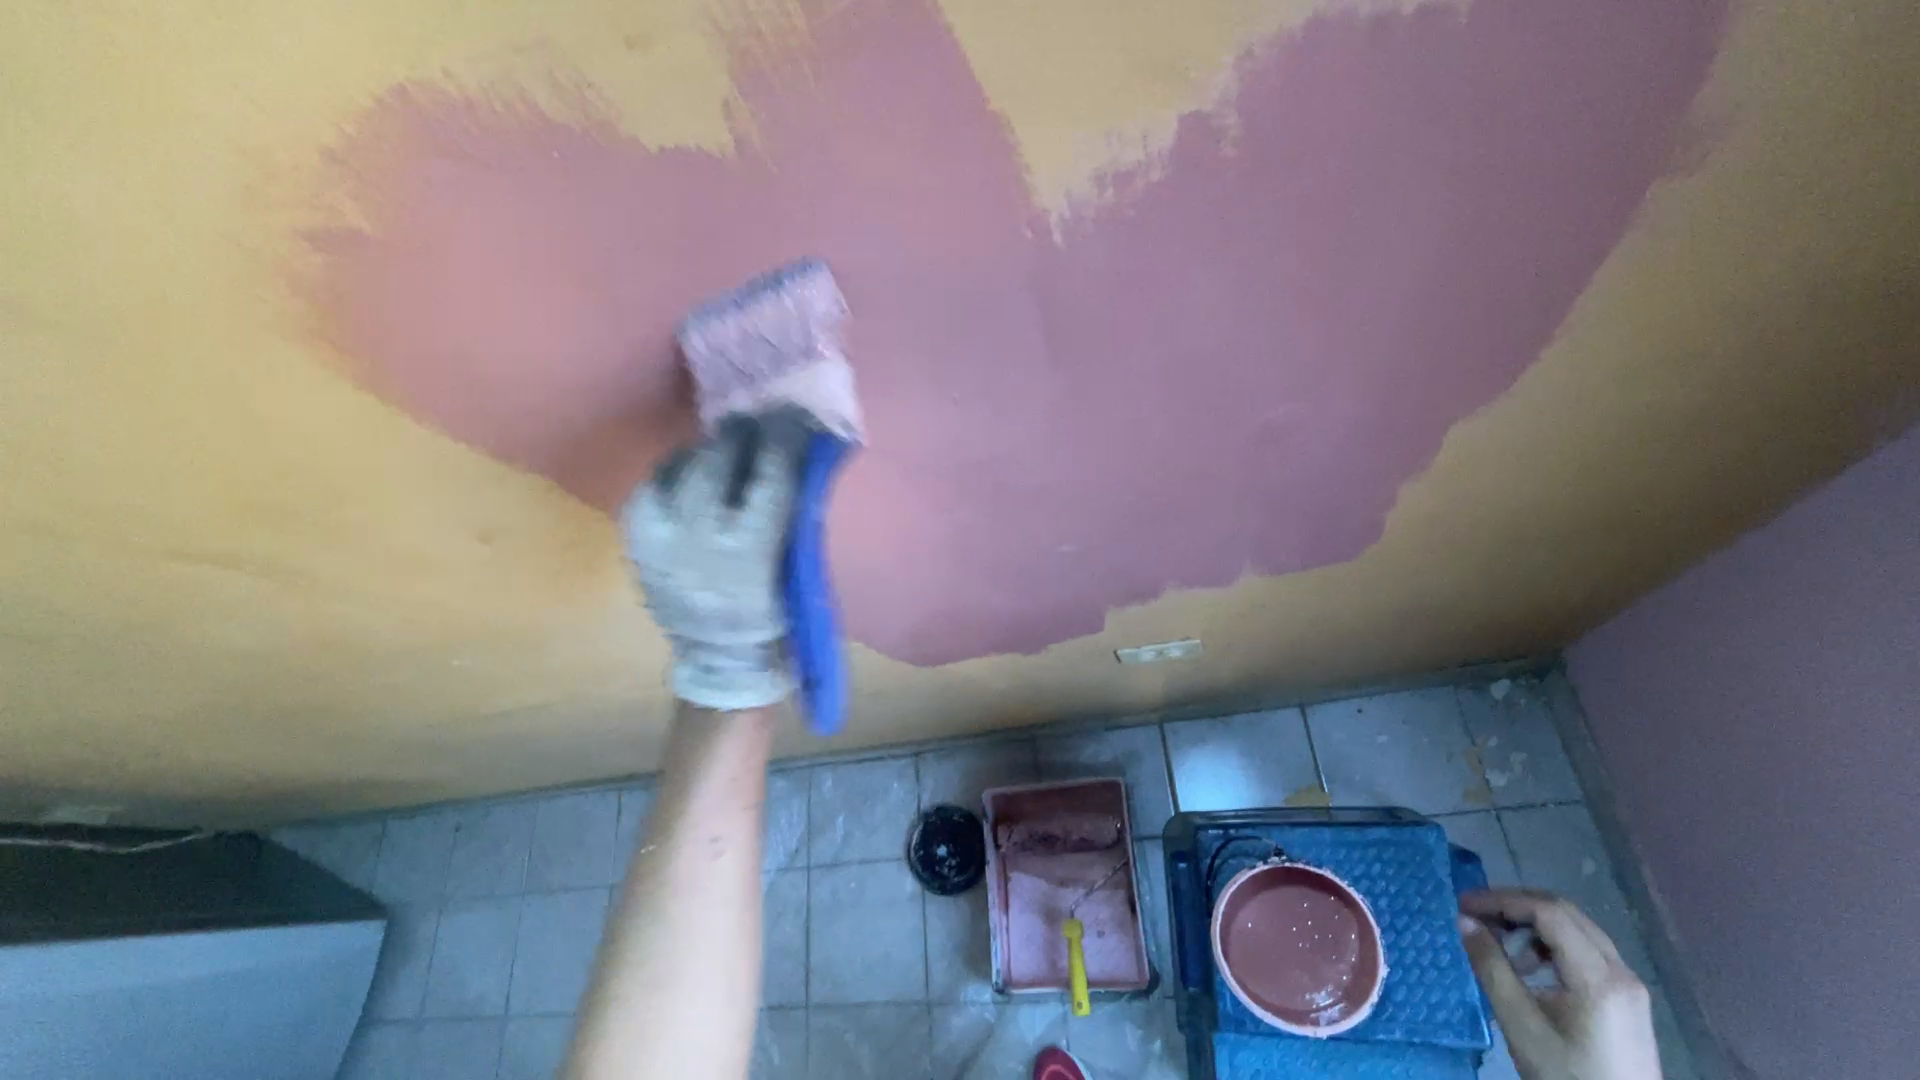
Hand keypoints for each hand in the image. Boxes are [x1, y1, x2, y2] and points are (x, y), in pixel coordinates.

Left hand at [620, 409, 813, 709]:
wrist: (723, 658)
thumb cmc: (776, 612)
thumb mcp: (796, 564)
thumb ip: (793, 509)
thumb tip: (799, 451)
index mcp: (750, 550)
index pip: (770, 474)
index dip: (783, 438)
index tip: (793, 416)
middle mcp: (699, 538)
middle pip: (719, 461)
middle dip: (741, 434)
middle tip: (756, 420)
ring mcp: (659, 539)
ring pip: (680, 467)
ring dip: (706, 449)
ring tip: (724, 444)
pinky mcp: (636, 541)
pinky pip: (652, 486)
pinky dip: (674, 472)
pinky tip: (691, 470)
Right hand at [1459, 889, 1661, 1079]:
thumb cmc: (1566, 1078)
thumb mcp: (1520, 1024)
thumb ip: (1491, 967)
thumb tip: (1465, 921)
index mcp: (1599, 977)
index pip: (1548, 912)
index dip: (1501, 900)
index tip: (1463, 906)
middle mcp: (1621, 972)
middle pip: (1564, 913)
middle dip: (1515, 906)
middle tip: (1476, 917)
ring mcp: (1629, 986)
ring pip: (1576, 930)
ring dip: (1532, 927)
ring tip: (1501, 950)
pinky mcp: (1627, 999)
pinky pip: (1586, 952)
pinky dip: (1551, 946)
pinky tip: (1531, 972)